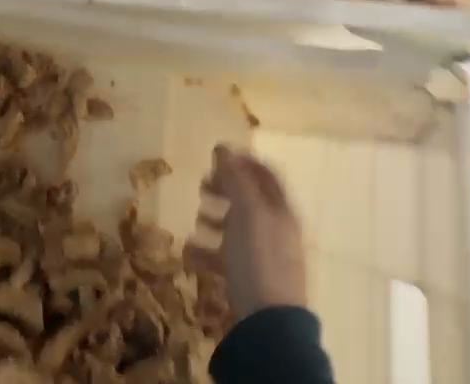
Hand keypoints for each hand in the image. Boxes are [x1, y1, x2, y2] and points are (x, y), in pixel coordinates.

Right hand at [205, 144, 306, 319]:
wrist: (267, 324)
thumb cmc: (258, 258)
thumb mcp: (247, 211)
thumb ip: (235, 178)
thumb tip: (223, 146)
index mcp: (280, 209)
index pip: (265, 173)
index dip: (243, 160)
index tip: (215, 157)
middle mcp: (275, 229)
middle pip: (249, 198)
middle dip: (224, 188)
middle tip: (202, 186)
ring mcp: (262, 255)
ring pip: (235, 226)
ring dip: (213, 218)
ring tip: (196, 219)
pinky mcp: (248, 279)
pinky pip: (225, 256)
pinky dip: (207, 250)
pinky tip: (189, 252)